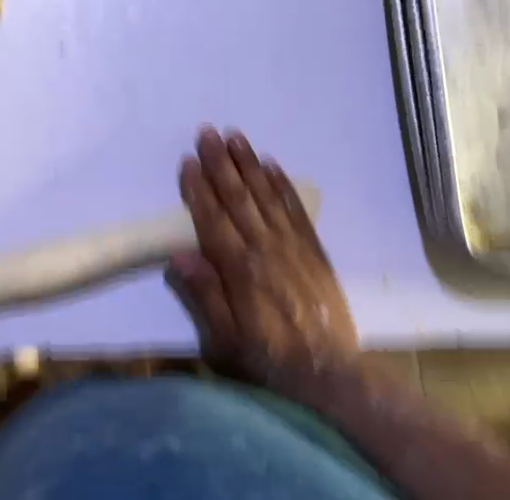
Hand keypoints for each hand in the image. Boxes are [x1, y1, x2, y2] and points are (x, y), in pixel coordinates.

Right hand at [170, 127, 386, 414]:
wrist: (329, 377)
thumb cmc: (267, 362)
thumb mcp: (224, 341)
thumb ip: (204, 295)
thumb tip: (180, 253)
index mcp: (239, 270)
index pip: (212, 219)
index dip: (198, 188)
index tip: (187, 161)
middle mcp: (265, 249)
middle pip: (238, 197)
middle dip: (220, 163)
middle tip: (207, 132)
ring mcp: (293, 246)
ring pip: (266, 195)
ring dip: (249, 164)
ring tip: (235, 136)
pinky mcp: (314, 250)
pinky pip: (295, 208)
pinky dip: (282, 184)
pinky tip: (271, 165)